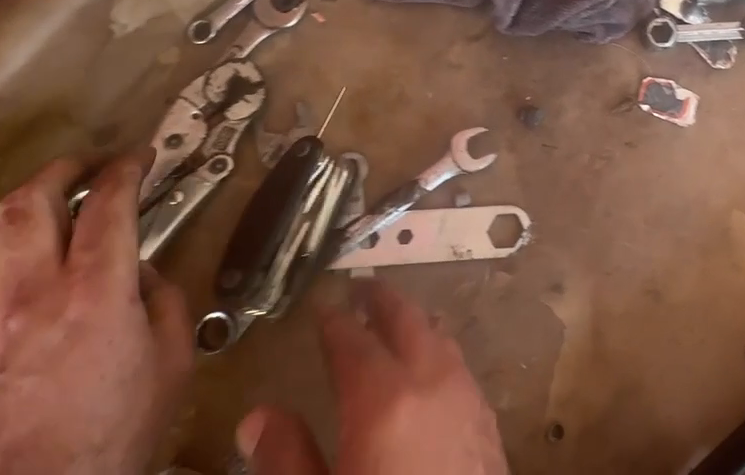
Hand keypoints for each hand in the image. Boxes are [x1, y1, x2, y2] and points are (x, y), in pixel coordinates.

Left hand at [0, 153, 192, 474]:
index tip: (139, 159)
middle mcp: (32, 292)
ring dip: (13, 209)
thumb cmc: (113, 431)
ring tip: (39, 207)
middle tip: (86, 166)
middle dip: (60, 170)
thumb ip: (163, 303)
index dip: (127, 169)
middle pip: (28, 202)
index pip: (109, 203)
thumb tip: (141, 276)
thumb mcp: (171, 361)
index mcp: (97, 290)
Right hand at [237, 280, 507, 474]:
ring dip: (416, 323)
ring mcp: (467, 397)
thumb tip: (258, 417)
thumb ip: (288, 457)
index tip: (324, 306)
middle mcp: (432, 383)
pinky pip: (459, 365)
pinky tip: (430, 365)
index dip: (336, 322)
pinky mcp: (486, 419)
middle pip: (408, 323)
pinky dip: (439, 350)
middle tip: (364, 288)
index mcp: (383, 399)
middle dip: (384, 302)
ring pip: (440, 339)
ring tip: (396, 319)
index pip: (354, 342)